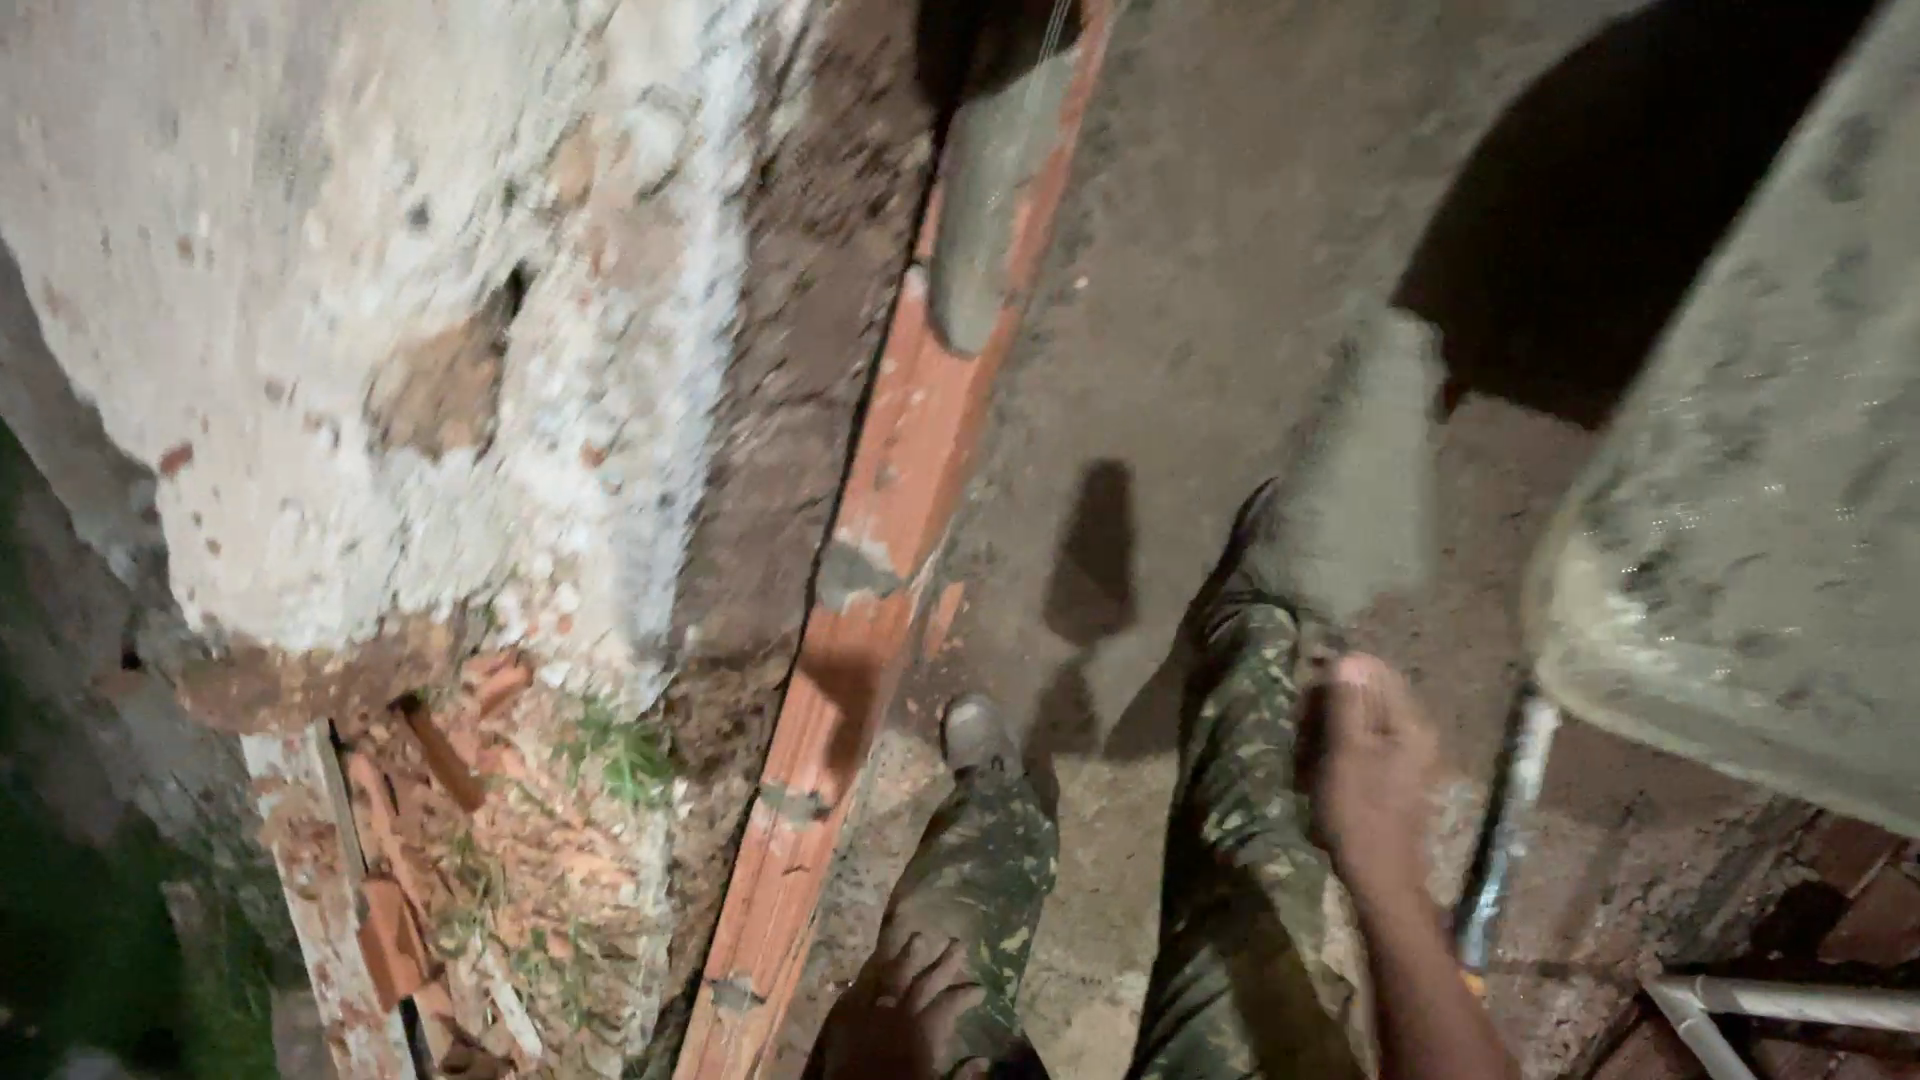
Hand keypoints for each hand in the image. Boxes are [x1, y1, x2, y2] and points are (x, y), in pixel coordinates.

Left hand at [823, 932, 987, 1079]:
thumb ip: (960, 1076)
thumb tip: (984, 1061)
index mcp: (922, 1034)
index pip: (949, 1005)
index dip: (966, 995)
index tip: (981, 988)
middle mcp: (899, 1016)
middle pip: (924, 982)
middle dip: (943, 962)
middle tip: (958, 942)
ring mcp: (871, 1012)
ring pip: (893, 975)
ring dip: (907, 955)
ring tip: (918, 936)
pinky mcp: (846, 1017)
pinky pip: (860, 986)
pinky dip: (871, 970)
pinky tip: (876, 957)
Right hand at [1311, 653, 1438, 899]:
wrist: (1379, 876)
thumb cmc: (1359, 813)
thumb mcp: (1346, 753)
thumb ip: (1347, 703)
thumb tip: (1348, 657)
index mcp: (1409, 724)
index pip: (1374, 671)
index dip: (1335, 673)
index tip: (1303, 692)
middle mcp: (1413, 731)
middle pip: (1366, 691)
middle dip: (1328, 702)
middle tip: (1301, 727)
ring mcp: (1404, 752)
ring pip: (1358, 715)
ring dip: (1326, 725)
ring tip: (1306, 752)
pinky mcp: (1390, 769)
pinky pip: (1359, 739)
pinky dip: (1335, 744)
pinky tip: (1317, 764)